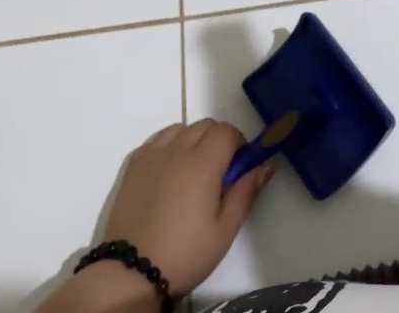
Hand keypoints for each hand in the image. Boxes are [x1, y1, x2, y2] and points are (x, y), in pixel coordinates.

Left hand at [103, 119, 275, 295]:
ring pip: (180, 128)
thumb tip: (266, 165)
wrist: (131, 273)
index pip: (227, 130)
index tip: (240, 167)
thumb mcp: (225, 229)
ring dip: (193, 139)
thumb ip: (247, 192)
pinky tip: (169, 171)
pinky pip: (157, 140)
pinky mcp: (133, 166)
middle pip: (205, 125)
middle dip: (219, 140)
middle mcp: (176, 150)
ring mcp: (151, 155)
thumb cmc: (185, 253)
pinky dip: (169, 145)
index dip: (238, 143)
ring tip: (193, 172)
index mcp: (202, 163)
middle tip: (220, 173)